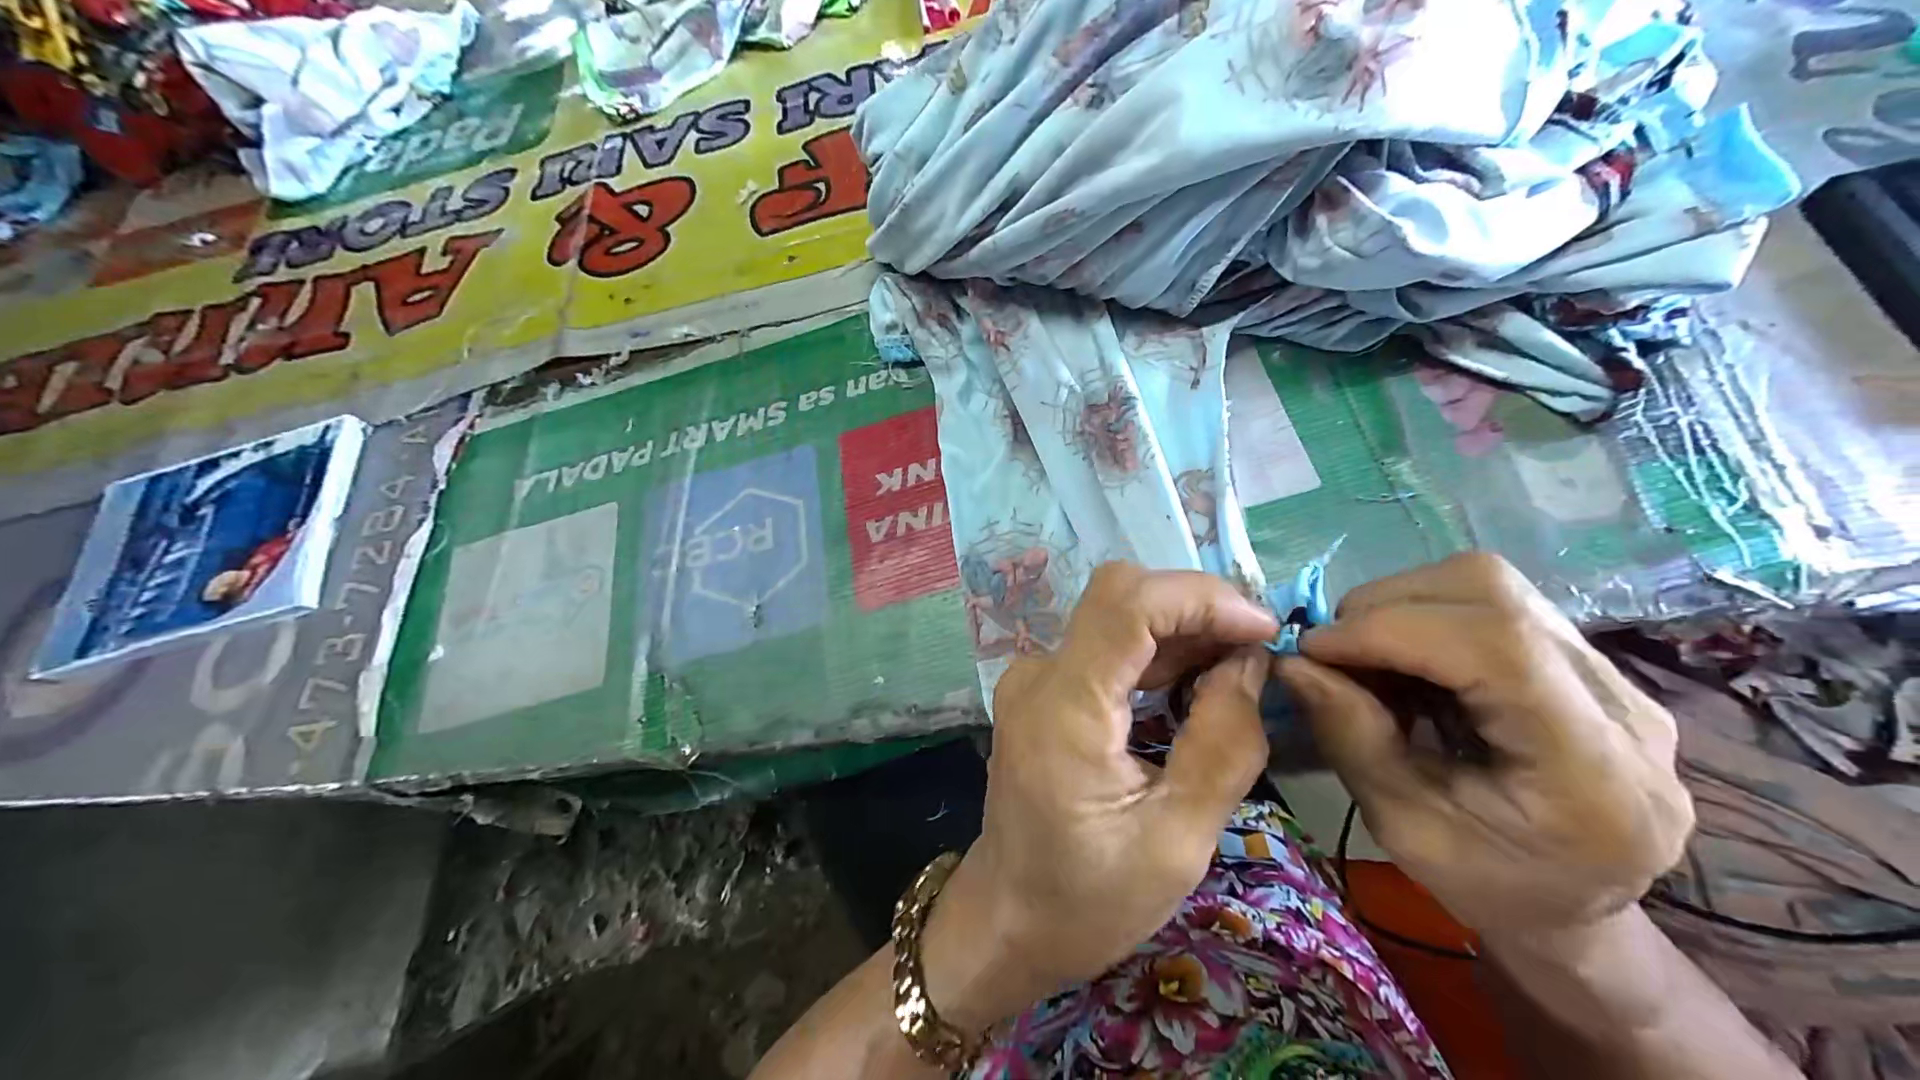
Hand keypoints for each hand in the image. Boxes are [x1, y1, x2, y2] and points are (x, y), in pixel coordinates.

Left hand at [922, 562, 1278, 1029]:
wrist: (1009, 918)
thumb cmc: (1091, 897)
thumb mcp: (1177, 840)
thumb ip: (1222, 744)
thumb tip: (1249, 662)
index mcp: (1064, 709)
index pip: (1127, 605)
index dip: (1201, 598)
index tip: (1263, 627)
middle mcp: (1039, 675)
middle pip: (1120, 597)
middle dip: (1196, 607)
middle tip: (1257, 648)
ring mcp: (1034, 678)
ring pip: (1115, 615)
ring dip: (1181, 628)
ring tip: (1239, 666)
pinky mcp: (1042, 690)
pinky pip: (1104, 646)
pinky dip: (1156, 650)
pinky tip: (1196, 681)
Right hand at [1274, 553, 1694, 939]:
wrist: (1572, 908)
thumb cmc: (1485, 885)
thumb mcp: (1402, 826)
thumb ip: (1352, 738)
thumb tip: (1293, 661)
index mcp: (1593, 773)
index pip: (1496, 647)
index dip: (1390, 630)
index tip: (1313, 649)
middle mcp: (1623, 706)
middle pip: (1492, 594)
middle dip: (1386, 607)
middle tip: (1331, 652)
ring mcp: (1613, 675)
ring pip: (1489, 585)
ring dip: (1400, 605)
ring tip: (1364, 656)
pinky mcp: (1586, 660)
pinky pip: (1491, 603)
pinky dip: (1422, 616)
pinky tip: (1402, 661)